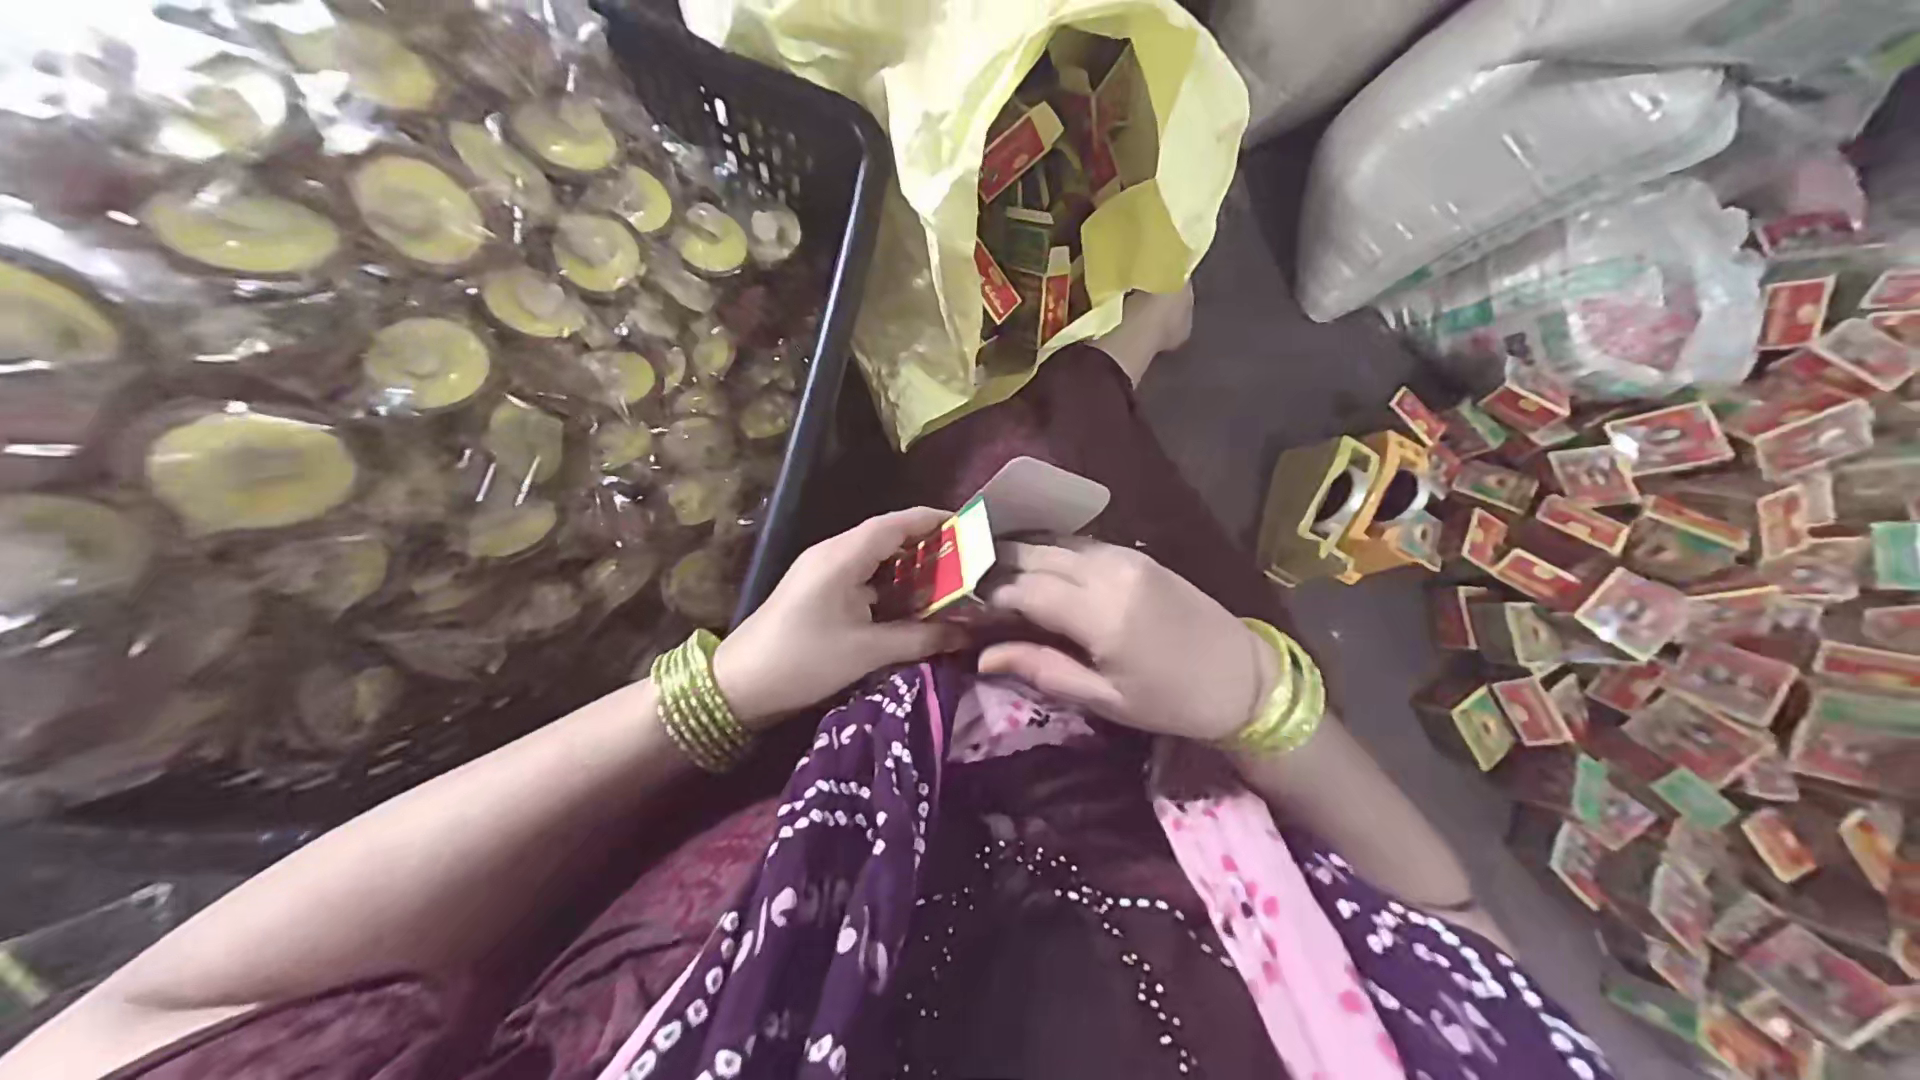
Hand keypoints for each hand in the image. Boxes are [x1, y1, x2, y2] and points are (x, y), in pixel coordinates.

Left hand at [712, 508, 967, 728]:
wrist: (737, 686)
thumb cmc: (802, 661)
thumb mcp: (866, 651)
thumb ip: (920, 638)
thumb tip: (966, 634)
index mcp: (841, 557)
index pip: (894, 523)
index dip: (932, 520)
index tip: (968, 526)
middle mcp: (832, 553)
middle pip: (887, 536)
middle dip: (927, 545)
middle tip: (967, 560)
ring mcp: (822, 570)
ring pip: (875, 557)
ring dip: (909, 566)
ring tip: (949, 580)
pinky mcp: (818, 589)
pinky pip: (862, 574)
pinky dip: (891, 583)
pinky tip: (912, 602)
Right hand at [977, 538, 1275, 741]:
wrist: (1244, 678)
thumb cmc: (1172, 701)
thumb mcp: (1104, 698)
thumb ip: (1041, 669)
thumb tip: (982, 655)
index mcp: (1101, 615)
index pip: (1024, 589)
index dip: (987, 592)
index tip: (959, 600)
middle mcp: (1109, 573)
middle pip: (1034, 554)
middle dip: (995, 562)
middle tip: (965, 577)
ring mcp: (1125, 557)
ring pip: (1055, 541)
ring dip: (1019, 550)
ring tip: (989, 566)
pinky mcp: (1137, 554)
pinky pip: (1079, 543)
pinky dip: (1049, 549)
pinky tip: (1033, 562)